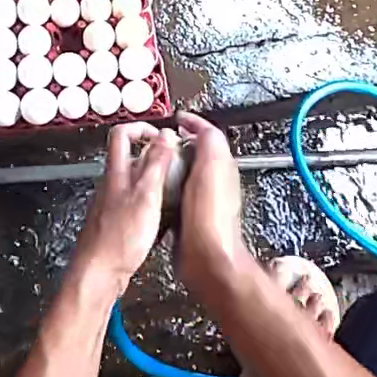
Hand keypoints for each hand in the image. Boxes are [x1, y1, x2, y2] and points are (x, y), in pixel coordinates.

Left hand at [71, 123, 181, 295]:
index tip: (162, 135)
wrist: (99, 274)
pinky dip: (152, 201)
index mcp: (116, 173)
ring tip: (175, 188)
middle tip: (176, 162)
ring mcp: (113, 203)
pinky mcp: (117, 222)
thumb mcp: (146, 196)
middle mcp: (111, 184)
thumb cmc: (119, 239)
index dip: (141, 128)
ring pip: (135, 180)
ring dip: (155, 179)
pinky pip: (136, 202)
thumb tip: (165, 136)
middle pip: (130, 156)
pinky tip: (164, 215)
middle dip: (154, 154)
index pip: (121, 134)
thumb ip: (156, 165)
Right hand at [174, 112, 255, 293]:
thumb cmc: (210, 217)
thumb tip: (199, 126)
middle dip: (181, 142)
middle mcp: (215, 182)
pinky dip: (168, 187)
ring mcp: (203, 201)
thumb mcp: (211, 166)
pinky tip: (156, 190)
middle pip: (198, 153)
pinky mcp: (190, 217)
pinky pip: (178, 195)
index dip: (193, 123)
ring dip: (173, 164)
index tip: (177, 118)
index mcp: (221, 166)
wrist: (207, 258)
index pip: (209, 134)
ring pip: (188, 173)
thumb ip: (209, 141)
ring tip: (156, 159)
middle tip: (163, 137)